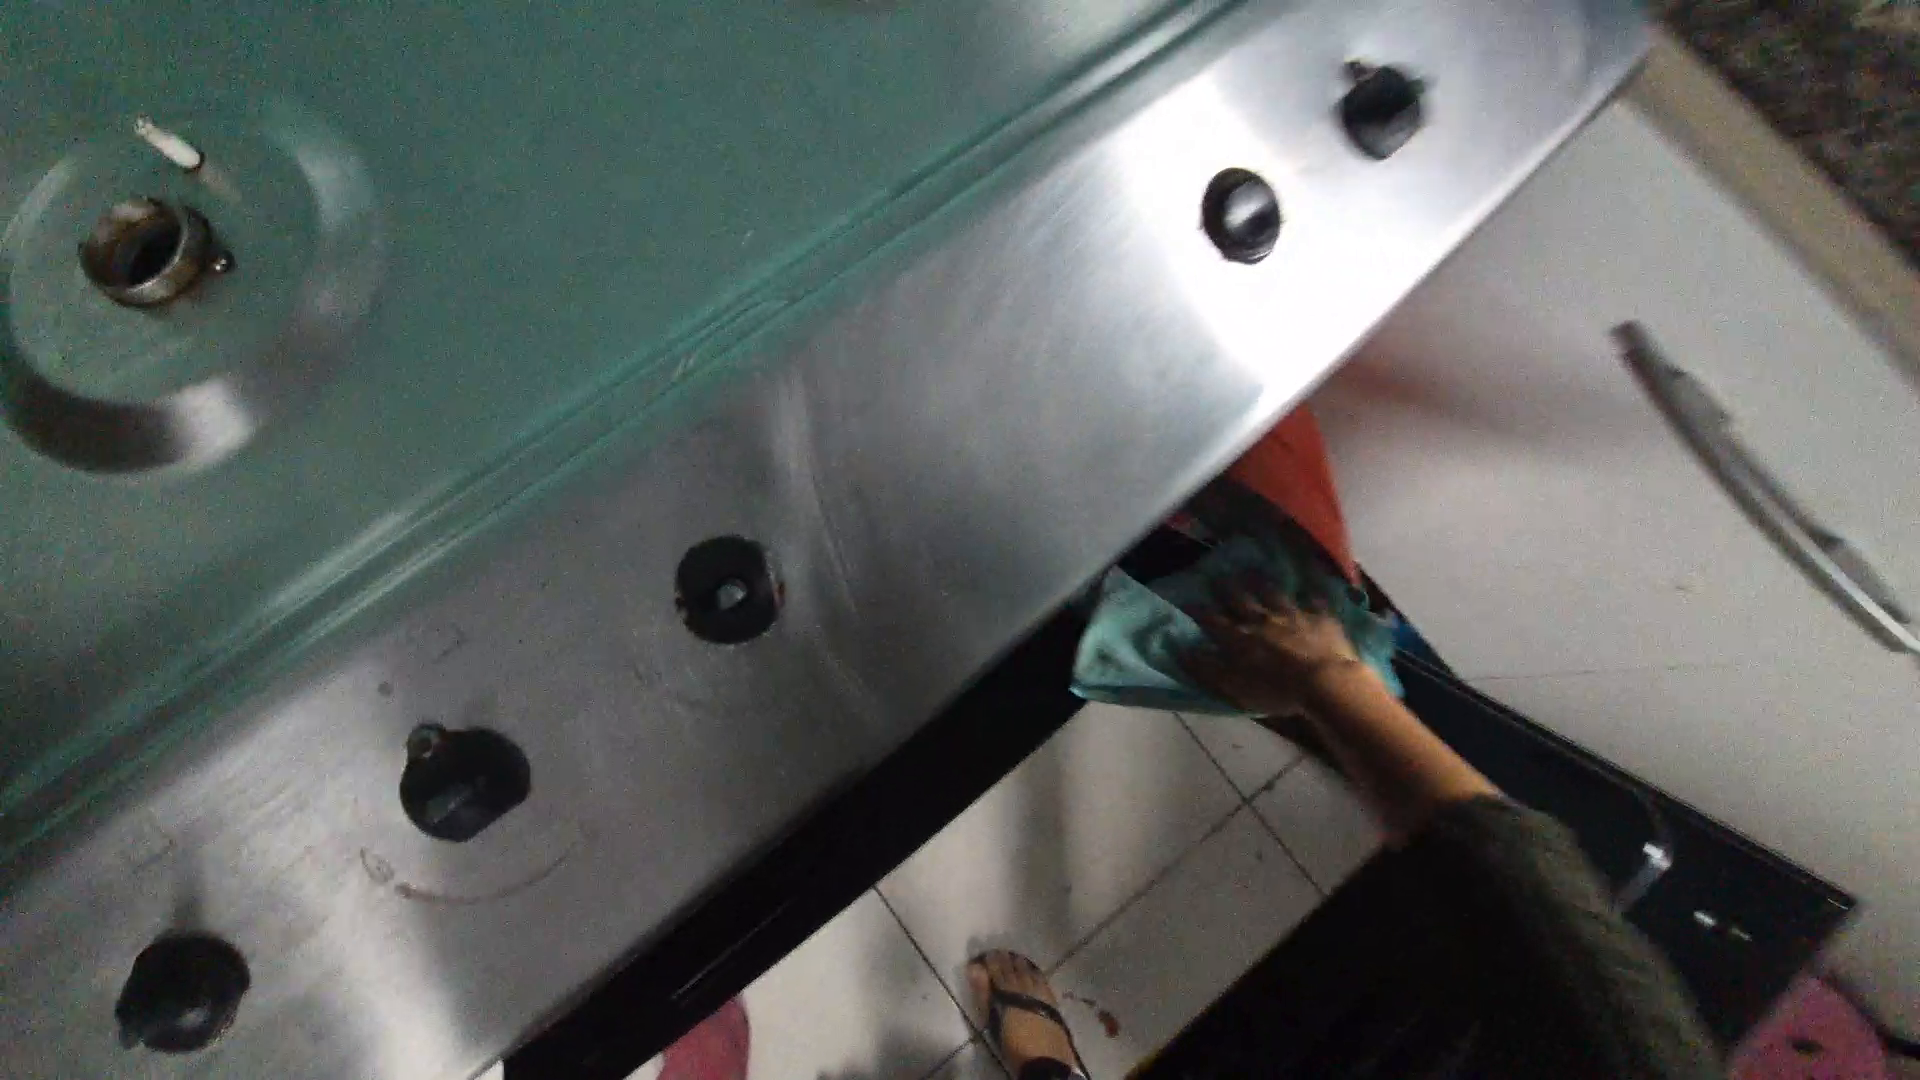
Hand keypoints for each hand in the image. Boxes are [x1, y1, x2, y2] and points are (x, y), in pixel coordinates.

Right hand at [1183, 583, 1370, 714]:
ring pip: (1273, 594)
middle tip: (1219, 575)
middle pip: (1241, 599)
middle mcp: (1261, 620)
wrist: (1325, 683)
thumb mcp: (1232, 686)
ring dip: (1262, 583)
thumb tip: (1181, 650)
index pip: (1211, 620)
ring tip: (1254, 572)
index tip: (1188, 601)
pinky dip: (1310, 595)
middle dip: (1228, 588)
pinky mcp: (1321, 619)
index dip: (1198, 610)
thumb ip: (1205, 668)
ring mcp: (1292, 616)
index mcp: (1237, 637)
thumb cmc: (1274, 690)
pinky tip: (1309, 589)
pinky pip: (1314, 602)